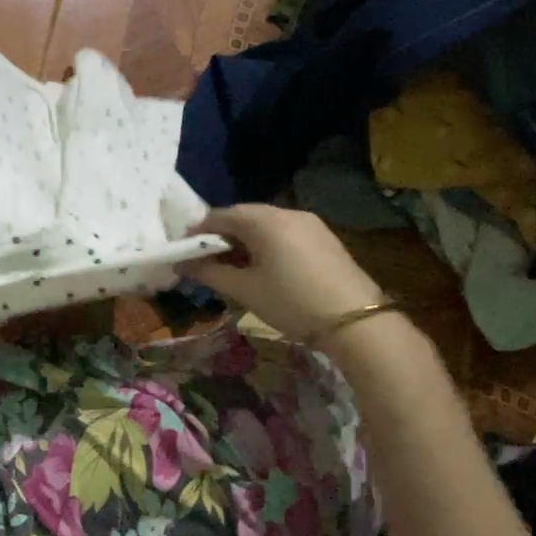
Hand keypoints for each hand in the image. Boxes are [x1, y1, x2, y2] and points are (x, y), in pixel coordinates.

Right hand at [179, 205, 387, 343]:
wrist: (356, 322)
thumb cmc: (291, 302)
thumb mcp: (243, 290)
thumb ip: (207, 272)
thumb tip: (179, 263)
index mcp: (265, 221)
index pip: (219, 216)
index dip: (197, 233)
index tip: (183, 254)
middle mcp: (287, 213)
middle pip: (242, 216)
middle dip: (220, 236)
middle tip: (204, 262)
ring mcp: (309, 223)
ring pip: (264, 224)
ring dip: (242, 241)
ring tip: (231, 268)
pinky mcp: (322, 237)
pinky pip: (283, 232)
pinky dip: (264, 244)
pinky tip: (260, 268)